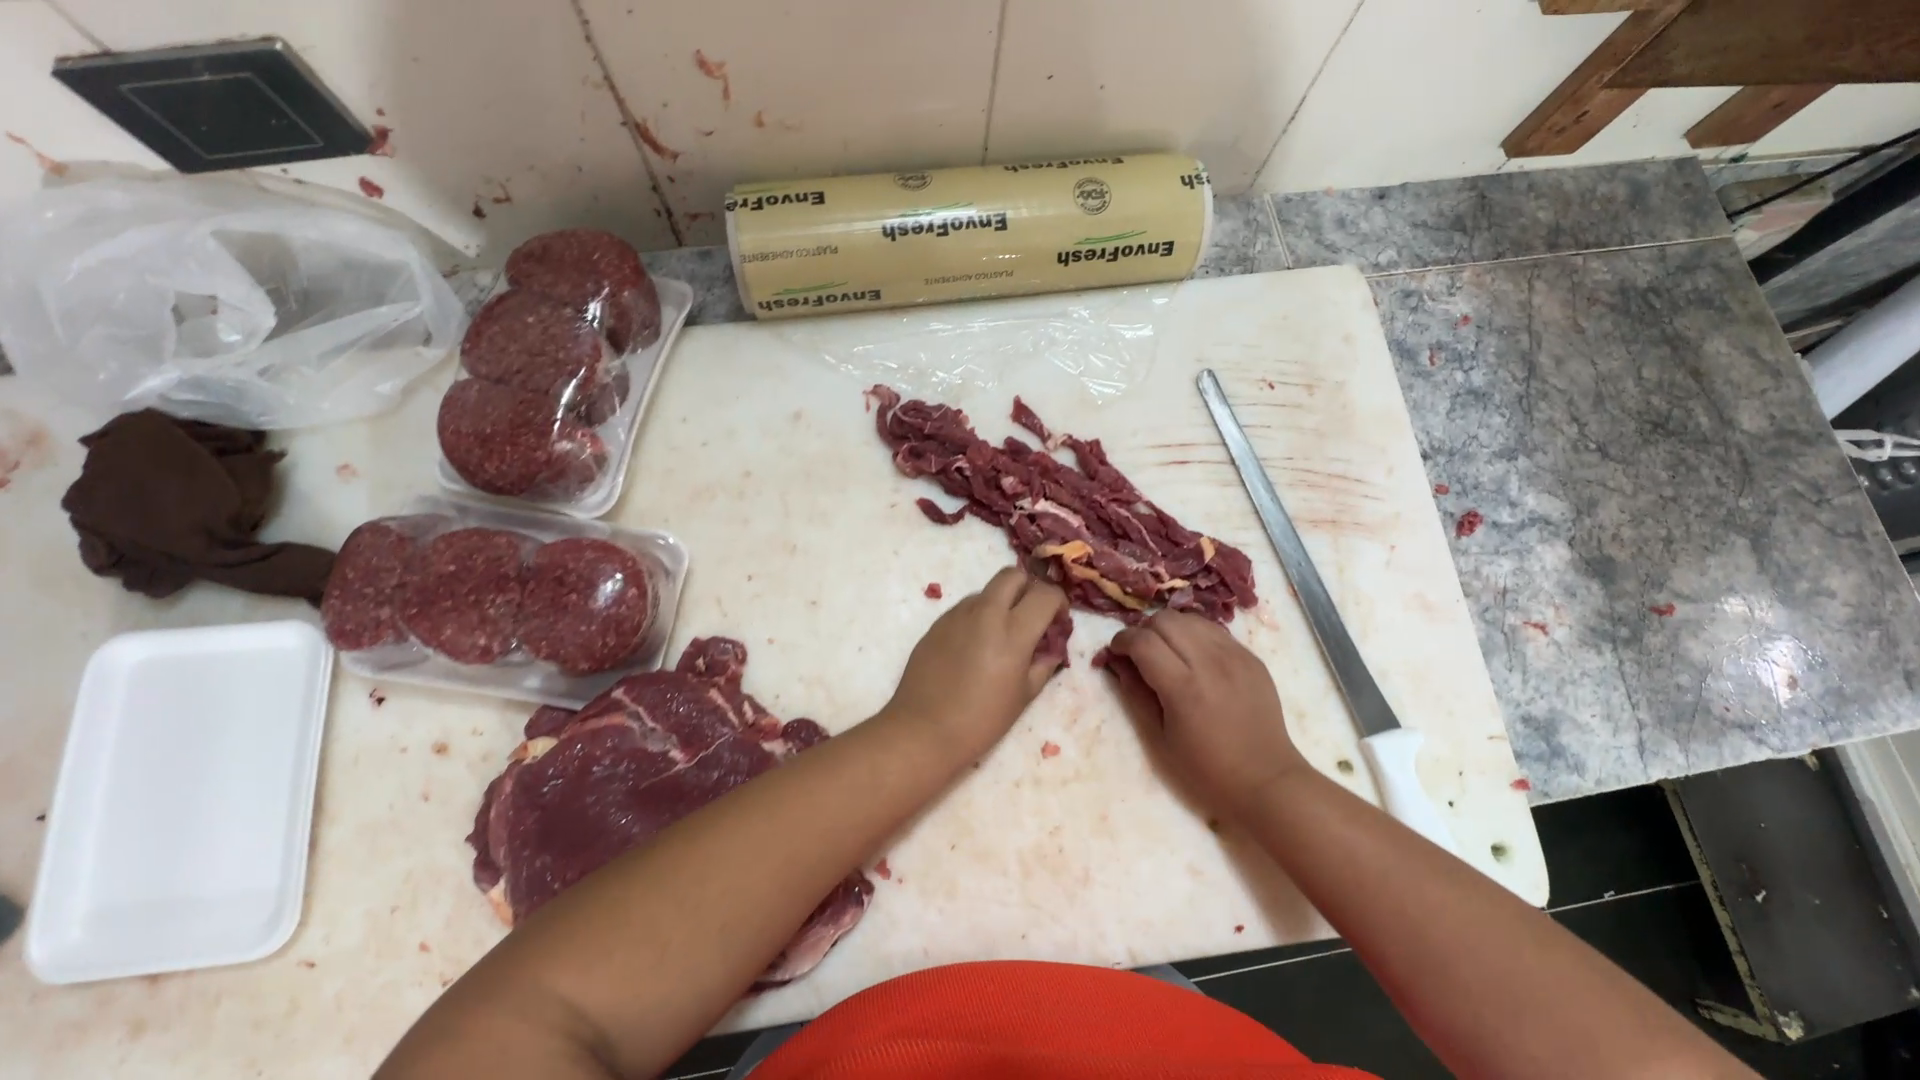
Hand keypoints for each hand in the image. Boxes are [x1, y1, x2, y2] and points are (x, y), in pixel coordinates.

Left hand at [883, 567, 1067, 761]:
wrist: (924, 730)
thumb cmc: (981, 720)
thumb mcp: (1024, 696)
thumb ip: (1044, 664)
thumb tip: (1051, 648)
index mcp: (1013, 631)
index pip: (1045, 594)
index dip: (1058, 602)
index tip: (1058, 621)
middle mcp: (985, 613)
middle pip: (1013, 575)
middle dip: (1029, 588)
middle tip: (1031, 617)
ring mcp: (956, 615)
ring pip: (987, 591)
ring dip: (1002, 602)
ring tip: (1001, 637)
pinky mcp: (936, 624)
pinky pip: (965, 608)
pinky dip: (978, 617)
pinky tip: (974, 648)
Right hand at [1109, 611, 1308, 815]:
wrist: (1265, 780)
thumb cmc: (1205, 770)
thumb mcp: (1159, 739)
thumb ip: (1135, 694)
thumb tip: (1117, 663)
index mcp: (1184, 688)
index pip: (1143, 641)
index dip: (1122, 641)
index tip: (1115, 653)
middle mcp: (1211, 663)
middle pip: (1165, 619)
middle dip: (1144, 631)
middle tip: (1140, 654)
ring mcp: (1236, 656)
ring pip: (1191, 618)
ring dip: (1171, 628)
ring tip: (1167, 652)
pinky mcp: (1252, 658)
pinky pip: (1216, 631)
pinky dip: (1196, 635)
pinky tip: (1194, 658)